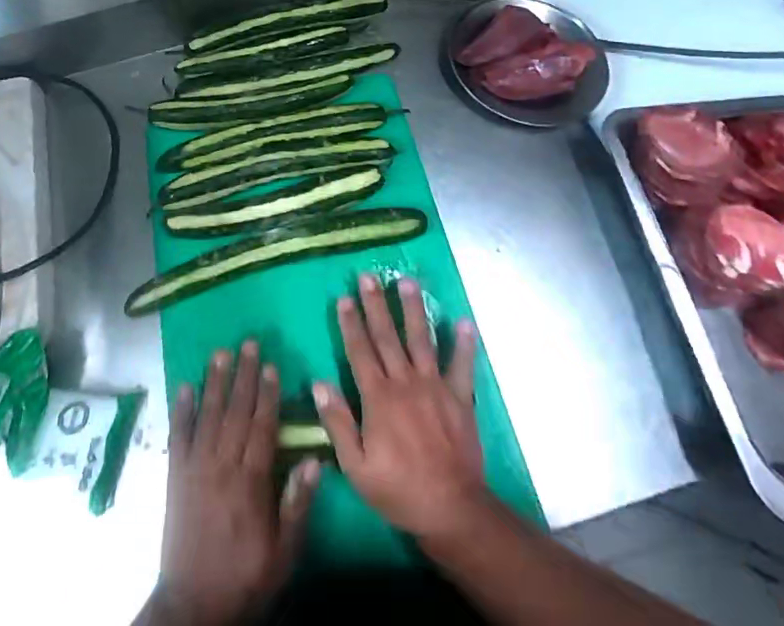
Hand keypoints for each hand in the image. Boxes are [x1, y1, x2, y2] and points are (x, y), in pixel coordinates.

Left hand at [144, 341, 320, 625]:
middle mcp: (221, 466)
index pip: (262, 427)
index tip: (270, 364)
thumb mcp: (284, 551)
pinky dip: (180, 411)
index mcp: (250, 481)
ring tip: (220, 353)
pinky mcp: (174, 477)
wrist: (194, 603)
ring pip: (207, 416)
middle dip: (242, 376)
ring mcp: (195, 469)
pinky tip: (184, 387)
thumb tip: (315, 460)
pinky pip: (177, 437)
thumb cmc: (246, 575)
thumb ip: (298, 504)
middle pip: (234, 412)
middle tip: (247, 343)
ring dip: (214, 383)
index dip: (267, 394)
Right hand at [314, 273, 492, 540]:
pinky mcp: (460, 398)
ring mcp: (436, 387)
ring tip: (407, 281)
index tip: (344, 297)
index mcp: (378, 398)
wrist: (452, 508)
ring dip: (414, 309)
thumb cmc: (398, 489)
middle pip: (388, 336)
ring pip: (422, 340)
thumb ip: (338, 422)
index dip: (351, 323)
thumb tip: (319, 383)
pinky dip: (464, 344)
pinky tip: (464, 321)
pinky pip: (462, 366)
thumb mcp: (356, 465)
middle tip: (368, 276)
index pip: (360, 351)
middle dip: (376, 304)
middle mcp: (406, 383)